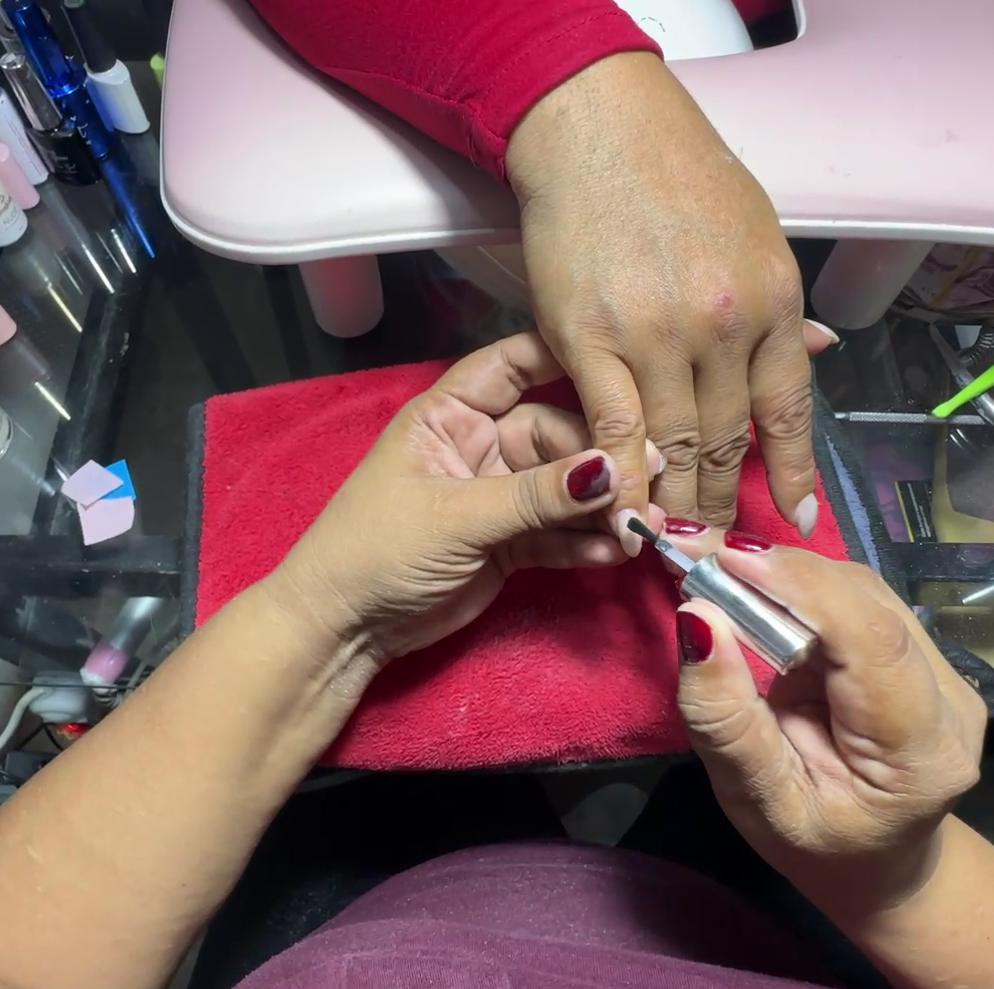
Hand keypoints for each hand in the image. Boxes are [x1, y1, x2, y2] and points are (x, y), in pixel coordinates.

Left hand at [276, 332, 647, 659]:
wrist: (347, 626)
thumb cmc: (378, 548)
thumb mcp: (456, 515)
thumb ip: (534, 495)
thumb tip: (612, 469)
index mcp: (451, 414)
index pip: (514, 365)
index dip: (565, 359)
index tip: (623, 365)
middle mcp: (480, 446)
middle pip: (555, 435)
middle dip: (599, 461)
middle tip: (645, 485)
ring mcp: (497, 496)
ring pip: (563, 489)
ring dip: (601, 507)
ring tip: (643, 524)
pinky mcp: (508, 543)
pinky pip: (556, 534)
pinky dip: (584, 543)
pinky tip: (616, 551)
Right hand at [506, 52, 828, 551]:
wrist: (596, 131)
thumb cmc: (671, 178)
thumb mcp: (752, 231)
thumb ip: (775, 305)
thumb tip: (813, 351)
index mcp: (768, 300)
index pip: (787, 409)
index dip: (792, 471)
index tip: (793, 519)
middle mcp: (722, 326)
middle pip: (727, 439)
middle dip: (722, 501)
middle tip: (717, 546)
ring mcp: (657, 338)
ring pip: (673, 445)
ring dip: (675, 502)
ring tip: (674, 541)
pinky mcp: (591, 344)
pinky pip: (614, 430)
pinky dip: (621, 480)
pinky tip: (625, 516)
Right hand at [665, 533, 986, 917]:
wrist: (879, 862)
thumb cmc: (815, 844)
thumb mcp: (755, 798)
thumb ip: (725, 719)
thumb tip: (698, 618)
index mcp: (921, 750)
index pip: (871, 640)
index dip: (799, 586)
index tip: (721, 556)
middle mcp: (949, 696)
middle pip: (864, 601)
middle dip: (774, 569)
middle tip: (692, 551)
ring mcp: (940, 668)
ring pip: (856, 588)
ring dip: (778, 570)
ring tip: (709, 563)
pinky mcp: (912, 652)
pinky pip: (849, 598)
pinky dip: (790, 583)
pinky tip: (746, 580)